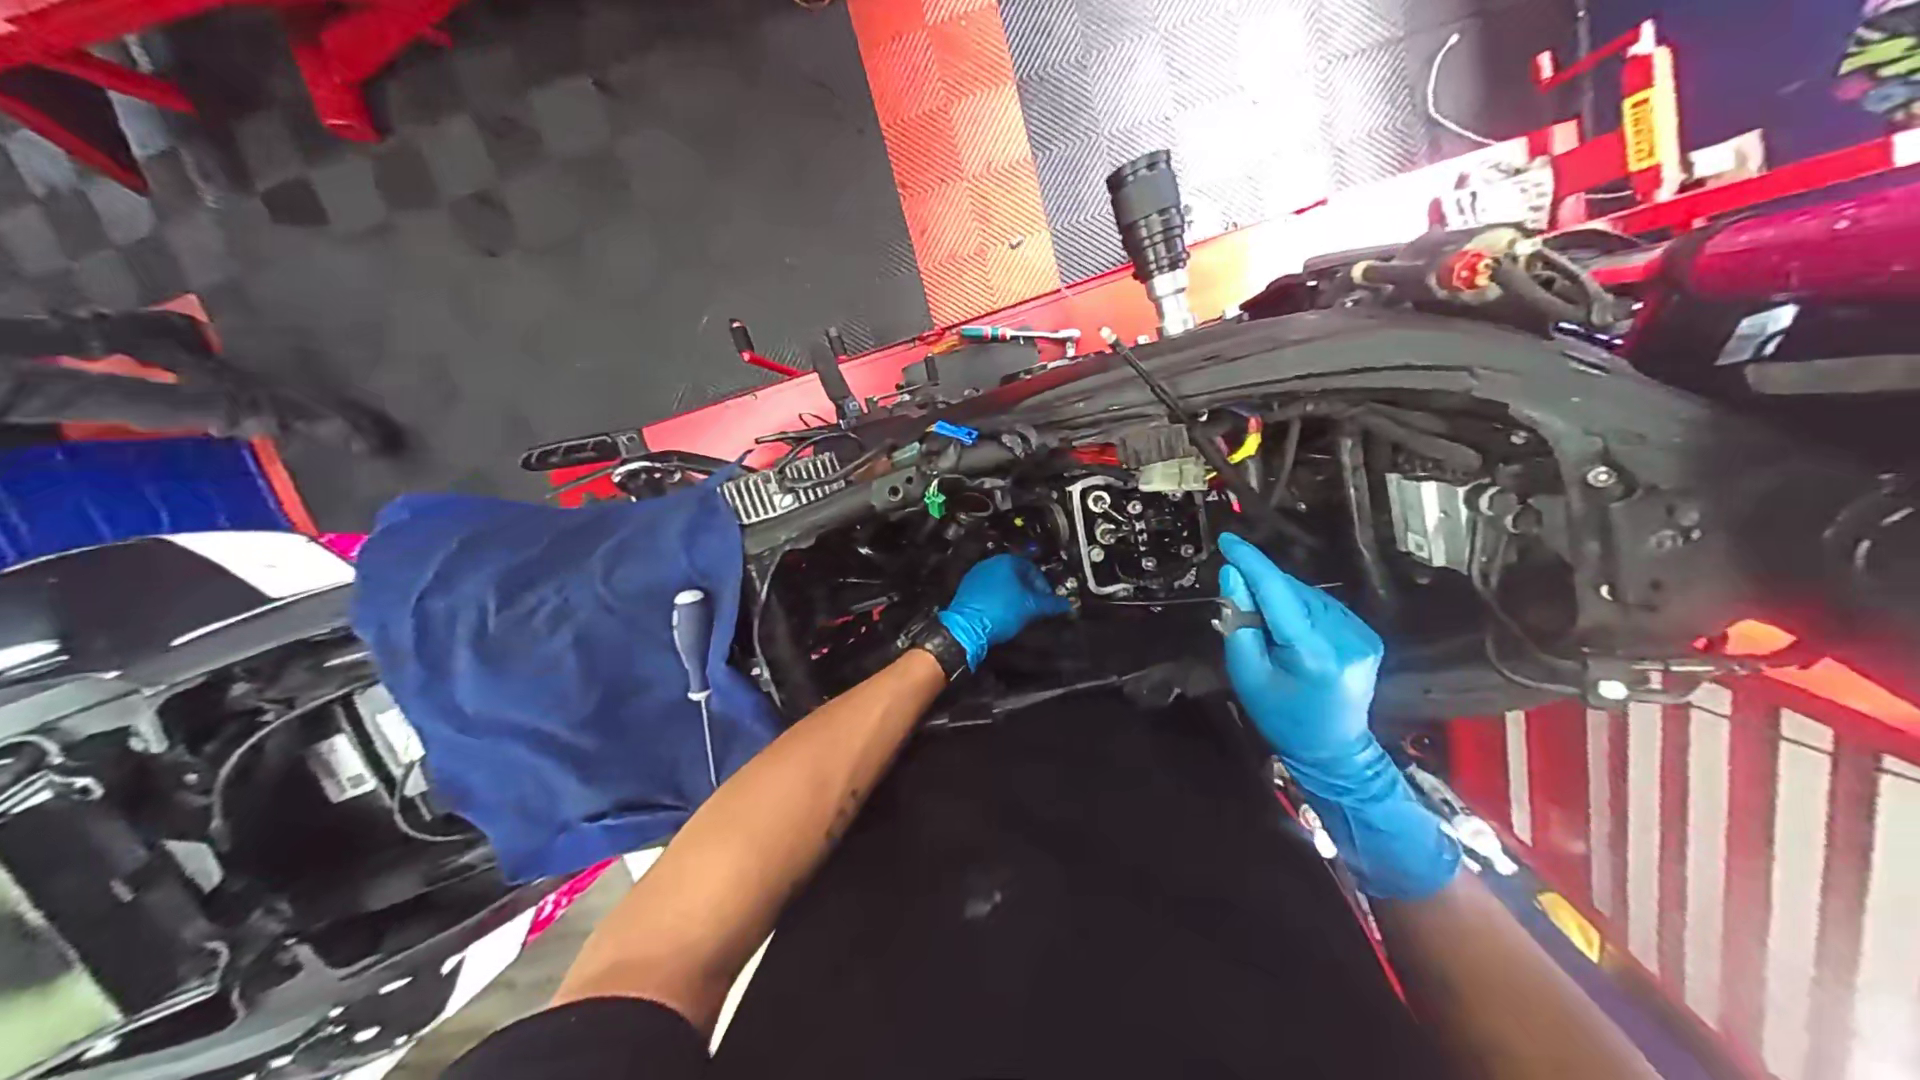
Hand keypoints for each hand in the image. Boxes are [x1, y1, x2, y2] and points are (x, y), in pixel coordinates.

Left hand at [938, 555, 1071, 668]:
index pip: (1033, 569)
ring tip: (1020, 613)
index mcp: (1006, 561)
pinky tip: (1001, 614)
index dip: (1044, 587)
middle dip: (1029, 591)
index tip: (1047, 603)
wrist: (966, 627)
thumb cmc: (1002, 611)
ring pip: (1002, 583)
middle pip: (1017, 575)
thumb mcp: (1031, 608)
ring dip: (1014, 596)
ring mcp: (975, 575)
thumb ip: (1051, 604)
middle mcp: (990, 563)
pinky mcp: (965, 589)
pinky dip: (998, 600)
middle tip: (1035, 608)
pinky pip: (988, 591)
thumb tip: (1069, 605)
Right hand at [1216, 532, 1458, 898]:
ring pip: (1308, 595)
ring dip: (1279, 596)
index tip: (1228, 540)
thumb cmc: (1281, 717)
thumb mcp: (1248, 675)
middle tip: (1236, 597)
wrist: (1333, 749)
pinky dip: (1298, 608)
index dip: (1252, 563)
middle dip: (1261, 586)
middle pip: (1293, 591)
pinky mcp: (1366, 635)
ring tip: (1262, 621)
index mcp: (1314, 651)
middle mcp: (1345, 635)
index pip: (1278, 592)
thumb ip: (1240, 623)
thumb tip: (1234, 577)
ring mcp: (1361, 634)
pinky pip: (1322, 607)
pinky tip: (1286, 628)